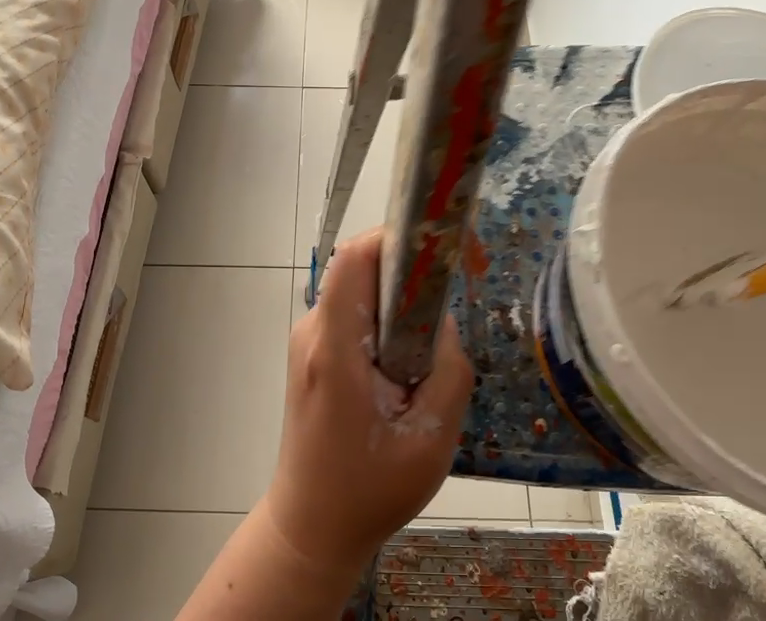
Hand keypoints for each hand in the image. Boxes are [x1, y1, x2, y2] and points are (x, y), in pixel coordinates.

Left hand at [262, 227, 474, 573]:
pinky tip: (411, 361)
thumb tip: (445, 320)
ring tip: (436, 339)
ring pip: (361, 291)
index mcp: (335, 347)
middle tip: (456, 293)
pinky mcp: (314, 354)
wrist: (311, 527)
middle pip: (361, 268)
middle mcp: (314, 332)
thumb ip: (448, 370)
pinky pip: (355, 315)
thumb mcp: (431, 438)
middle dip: (412, 270)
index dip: (400, 237)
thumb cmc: (369, 489)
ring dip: (401, 300)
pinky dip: (388, 321)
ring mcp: (309, 341)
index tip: (447, 250)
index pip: (355, 258)